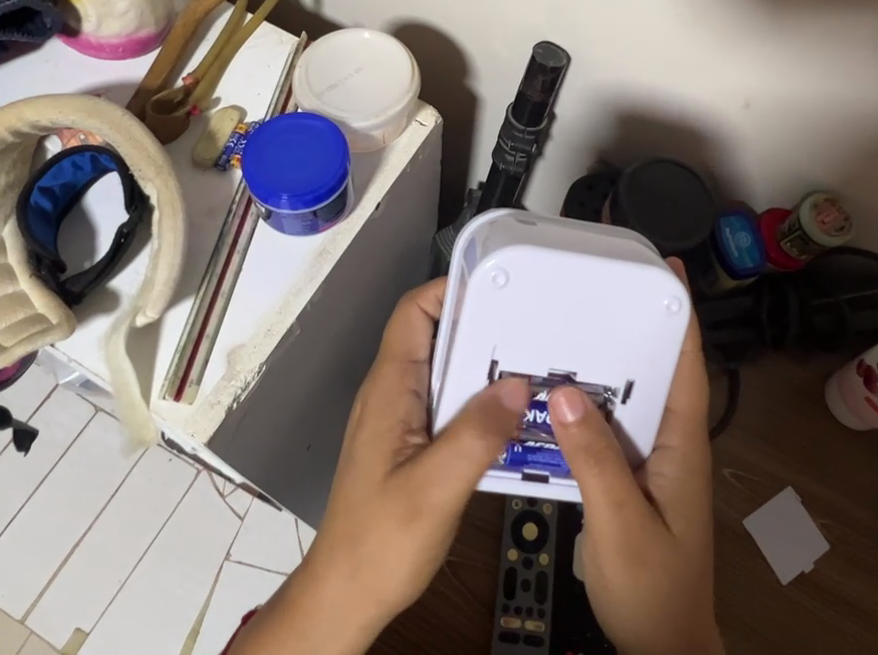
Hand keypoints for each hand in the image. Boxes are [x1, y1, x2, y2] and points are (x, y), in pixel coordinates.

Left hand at [230, 278, 530, 654]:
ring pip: (442, 369)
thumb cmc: (381, 541)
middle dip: (479, 323)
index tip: (500, 285)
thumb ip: (476, 435)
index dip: (450, 288)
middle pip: (433, 334)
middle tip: (531, 325)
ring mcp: (399, 416)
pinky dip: (477, 397)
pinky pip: (445, 400)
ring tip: (531, 362)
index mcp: (390, 388)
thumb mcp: (434, 488)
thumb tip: (519, 385)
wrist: (346, 593)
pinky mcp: (409, 441)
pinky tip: (510, 413)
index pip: (413, 312)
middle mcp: (392, 392)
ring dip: (482, 362)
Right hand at [549, 264, 723, 654]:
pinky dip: (590, 401)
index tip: (665, 271)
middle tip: (599, 287)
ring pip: (631, 396)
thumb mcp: (620, 523)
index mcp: (681, 445)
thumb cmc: (653, 588)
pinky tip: (559, 394)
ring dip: (609, 362)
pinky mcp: (632, 476)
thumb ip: (594, 459)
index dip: (680, 315)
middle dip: (636, 324)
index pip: (686, 365)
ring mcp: (652, 461)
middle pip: (658, 370)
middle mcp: (671, 443)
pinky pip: (612, 424)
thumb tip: (565, 391)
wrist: (663, 646)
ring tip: (570, 327)